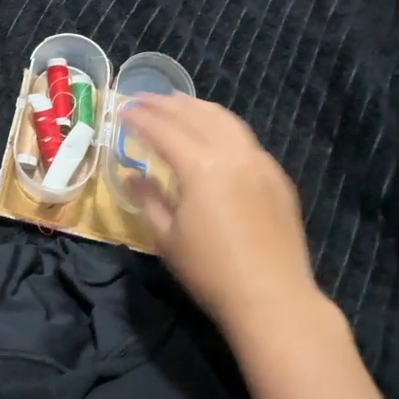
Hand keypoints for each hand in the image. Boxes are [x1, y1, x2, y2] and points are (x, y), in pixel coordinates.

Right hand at [120, 95, 323, 333]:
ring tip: (176, 103)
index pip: (164, 130)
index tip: (121, 110)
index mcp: (201, 167)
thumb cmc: (211, 273)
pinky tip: (213, 131)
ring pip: (225, 120)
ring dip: (197, 107)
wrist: (273, 299)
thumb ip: (148, 198)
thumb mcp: (167, 238)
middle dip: (166, 104)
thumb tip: (132, 174)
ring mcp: (260, 162)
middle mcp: (232, 154)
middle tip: (142, 99)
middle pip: (195, 115)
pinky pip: (245, 137)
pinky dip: (222, 124)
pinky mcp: (276, 176)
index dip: (140, 118)